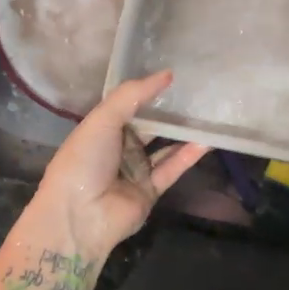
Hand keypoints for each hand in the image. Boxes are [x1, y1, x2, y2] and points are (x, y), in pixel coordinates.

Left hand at [34, 71, 209, 260]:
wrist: (80, 215)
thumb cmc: (84, 160)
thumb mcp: (103, 119)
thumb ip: (133, 95)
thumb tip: (167, 74)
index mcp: (101, 130)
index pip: (128, 106)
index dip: (148, 92)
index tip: (174, 75)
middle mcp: (118, 149)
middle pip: (149, 127)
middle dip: (168, 113)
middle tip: (197, 92)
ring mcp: (135, 171)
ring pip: (164, 147)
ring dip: (183, 133)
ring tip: (208, 113)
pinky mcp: (150, 191)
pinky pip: (172, 169)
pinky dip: (188, 156)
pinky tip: (207, 140)